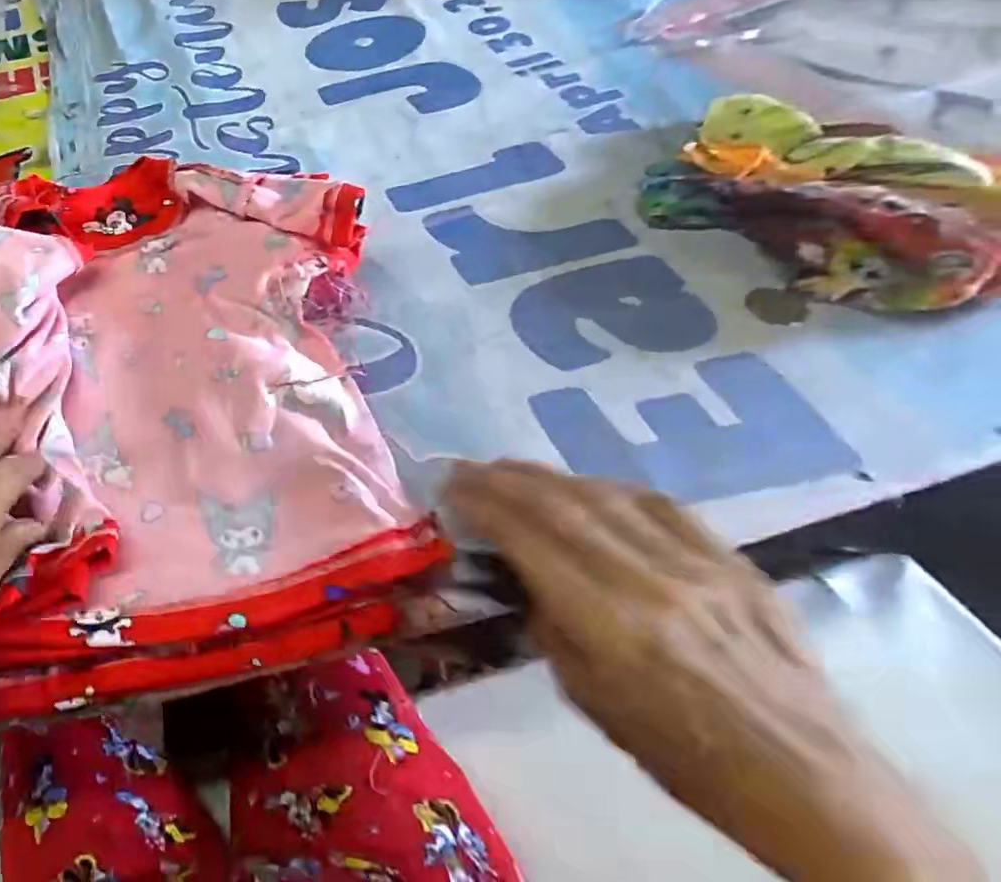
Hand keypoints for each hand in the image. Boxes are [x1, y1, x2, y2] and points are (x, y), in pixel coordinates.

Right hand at [443, 461, 978, 881]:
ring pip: (606, 495)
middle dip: (502, 478)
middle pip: (559, 504)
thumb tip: (516, 570)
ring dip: (548, 476)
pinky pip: (662, 506)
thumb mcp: (580, 688)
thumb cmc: (671, 745)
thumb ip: (545, 617)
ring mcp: (698, 565)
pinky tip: (586, 486)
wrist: (800, 777)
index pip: (525, 534)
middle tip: (465, 469)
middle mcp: (648, 577)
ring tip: (511, 469)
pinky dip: (610, 487)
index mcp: (605, 617)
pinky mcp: (735, 563)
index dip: (479, 502)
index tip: (447, 487)